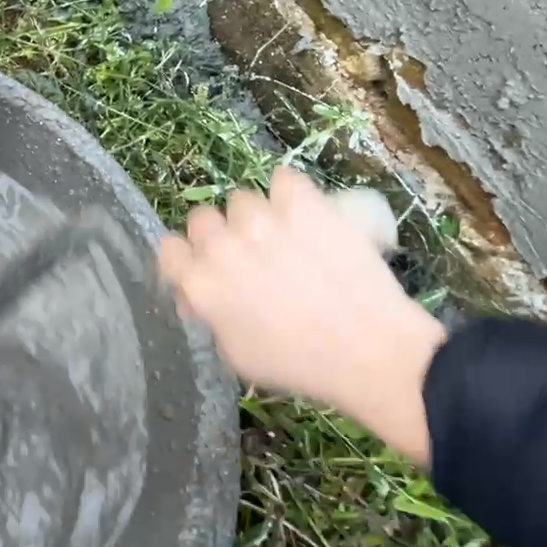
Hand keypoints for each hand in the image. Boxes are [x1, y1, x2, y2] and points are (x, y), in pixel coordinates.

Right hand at [157, 166, 446, 465]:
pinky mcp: (303, 204)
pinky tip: (301, 213)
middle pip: (201, 219)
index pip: (168, 248)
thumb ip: (209, 316)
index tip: (205, 270)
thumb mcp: (237, 356)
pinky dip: (289, 194)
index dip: (186, 258)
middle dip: (218, 236)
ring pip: (242, 201)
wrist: (377, 356)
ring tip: (284, 240)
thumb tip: (198, 294)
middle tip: (247, 258)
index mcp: (201, 283)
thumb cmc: (302, 366)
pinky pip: (283, 180)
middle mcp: (222, 245)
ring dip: (255, 219)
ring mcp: (262, 220)